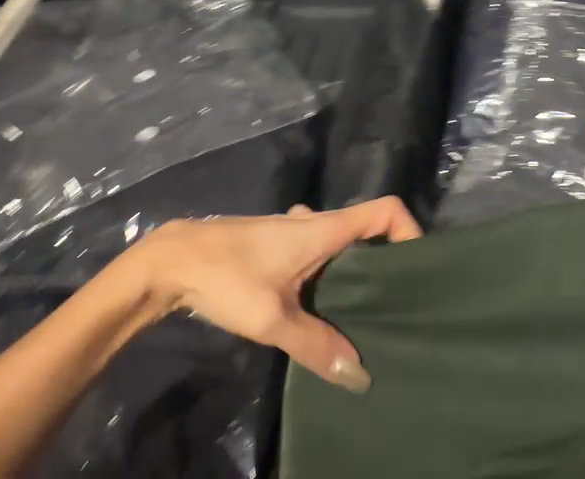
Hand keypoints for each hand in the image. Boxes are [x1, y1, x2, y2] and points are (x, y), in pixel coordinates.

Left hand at [99, 196, 421, 391]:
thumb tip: (359, 375)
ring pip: (341, 242)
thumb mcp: (272, 319)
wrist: (169, 261)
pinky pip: (319, 251)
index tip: (416, 267)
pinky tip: (315, 306)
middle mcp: (316, 223)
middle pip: (368, 229)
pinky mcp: (277, 244)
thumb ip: (316, 346)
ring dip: (355, 268)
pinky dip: (329, 271)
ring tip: (360, 311)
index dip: (410, 230)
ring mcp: (294, 231)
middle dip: (385, 260)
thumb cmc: (227, 278)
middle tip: (393, 302)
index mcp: (325, 229)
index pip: (386, 209)